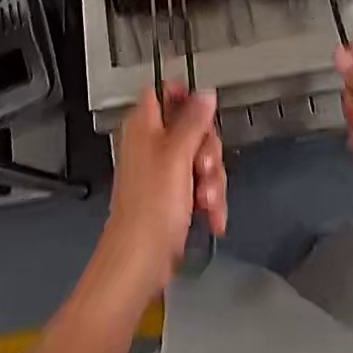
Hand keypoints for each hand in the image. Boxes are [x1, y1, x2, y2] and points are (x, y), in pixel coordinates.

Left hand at [102, 85, 224, 294]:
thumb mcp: (177, 156)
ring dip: (211, 181)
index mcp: (145, 127)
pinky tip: (209, 214)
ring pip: (201, 159)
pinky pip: (201, 185)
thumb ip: (193, 122)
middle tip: (203, 167)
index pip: (164, 92)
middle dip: (208, 151)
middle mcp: (151, 146)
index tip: (204, 113)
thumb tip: (204, 95)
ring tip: (204, 198)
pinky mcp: (172, 196)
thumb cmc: (148, 211)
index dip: (186, 96)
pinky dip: (209, 200)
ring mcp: (162, 171)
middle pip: (193, 128)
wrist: (140, 260)